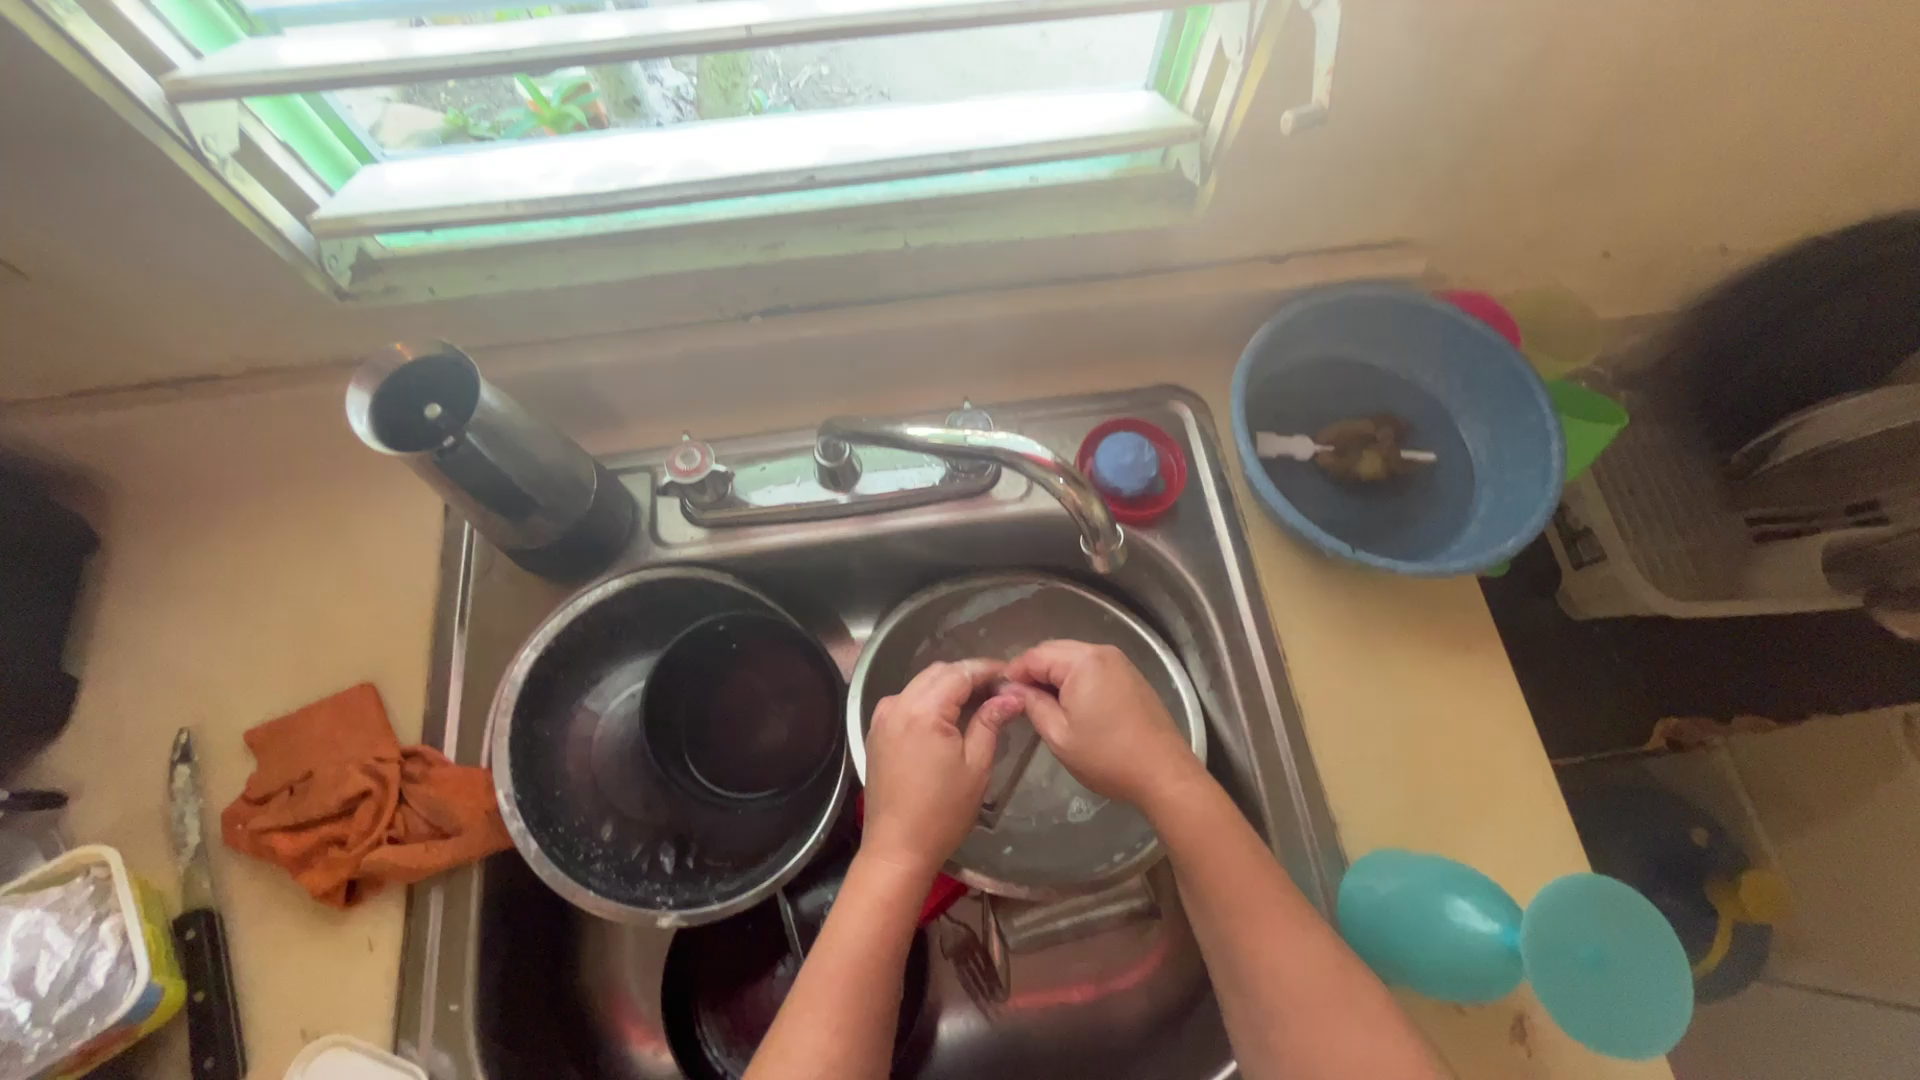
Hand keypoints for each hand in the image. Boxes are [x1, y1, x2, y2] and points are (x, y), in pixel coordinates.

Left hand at [861, 659, 1021, 878]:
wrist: (897, 848)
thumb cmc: (942, 812)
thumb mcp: (976, 766)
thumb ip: (991, 722)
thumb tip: (1011, 695)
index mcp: (923, 711)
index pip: (960, 673)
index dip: (987, 670)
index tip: (1010, 674)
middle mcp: (898, 705)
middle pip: (938, 673)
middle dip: (968, 675)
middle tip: (997, 688)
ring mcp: (882, 718)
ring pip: (920, 684)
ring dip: (948, 685)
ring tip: (977, 700)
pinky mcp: (877, 732)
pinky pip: (906, 701)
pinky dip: (928, 699)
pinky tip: (947, 715)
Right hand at [1003, 641, 1205, 808]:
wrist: (1163, 773)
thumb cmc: (1107, 756)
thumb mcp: (1059, 735)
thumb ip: (1032, 704)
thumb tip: (1013, 689)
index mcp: (1082, 662)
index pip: (1035, 656)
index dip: (1013, 672)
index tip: (999, 692)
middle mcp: (1101, 652)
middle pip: (1054, 651)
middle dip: (1033, 671)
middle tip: (1016, 698)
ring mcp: (1119, 662)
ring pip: (1073, 658)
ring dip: (1053, 675)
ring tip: (1039, 702)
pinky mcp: (1129, 676)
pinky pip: (1091, 667)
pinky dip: (1074, 679)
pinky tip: (1068, 703)